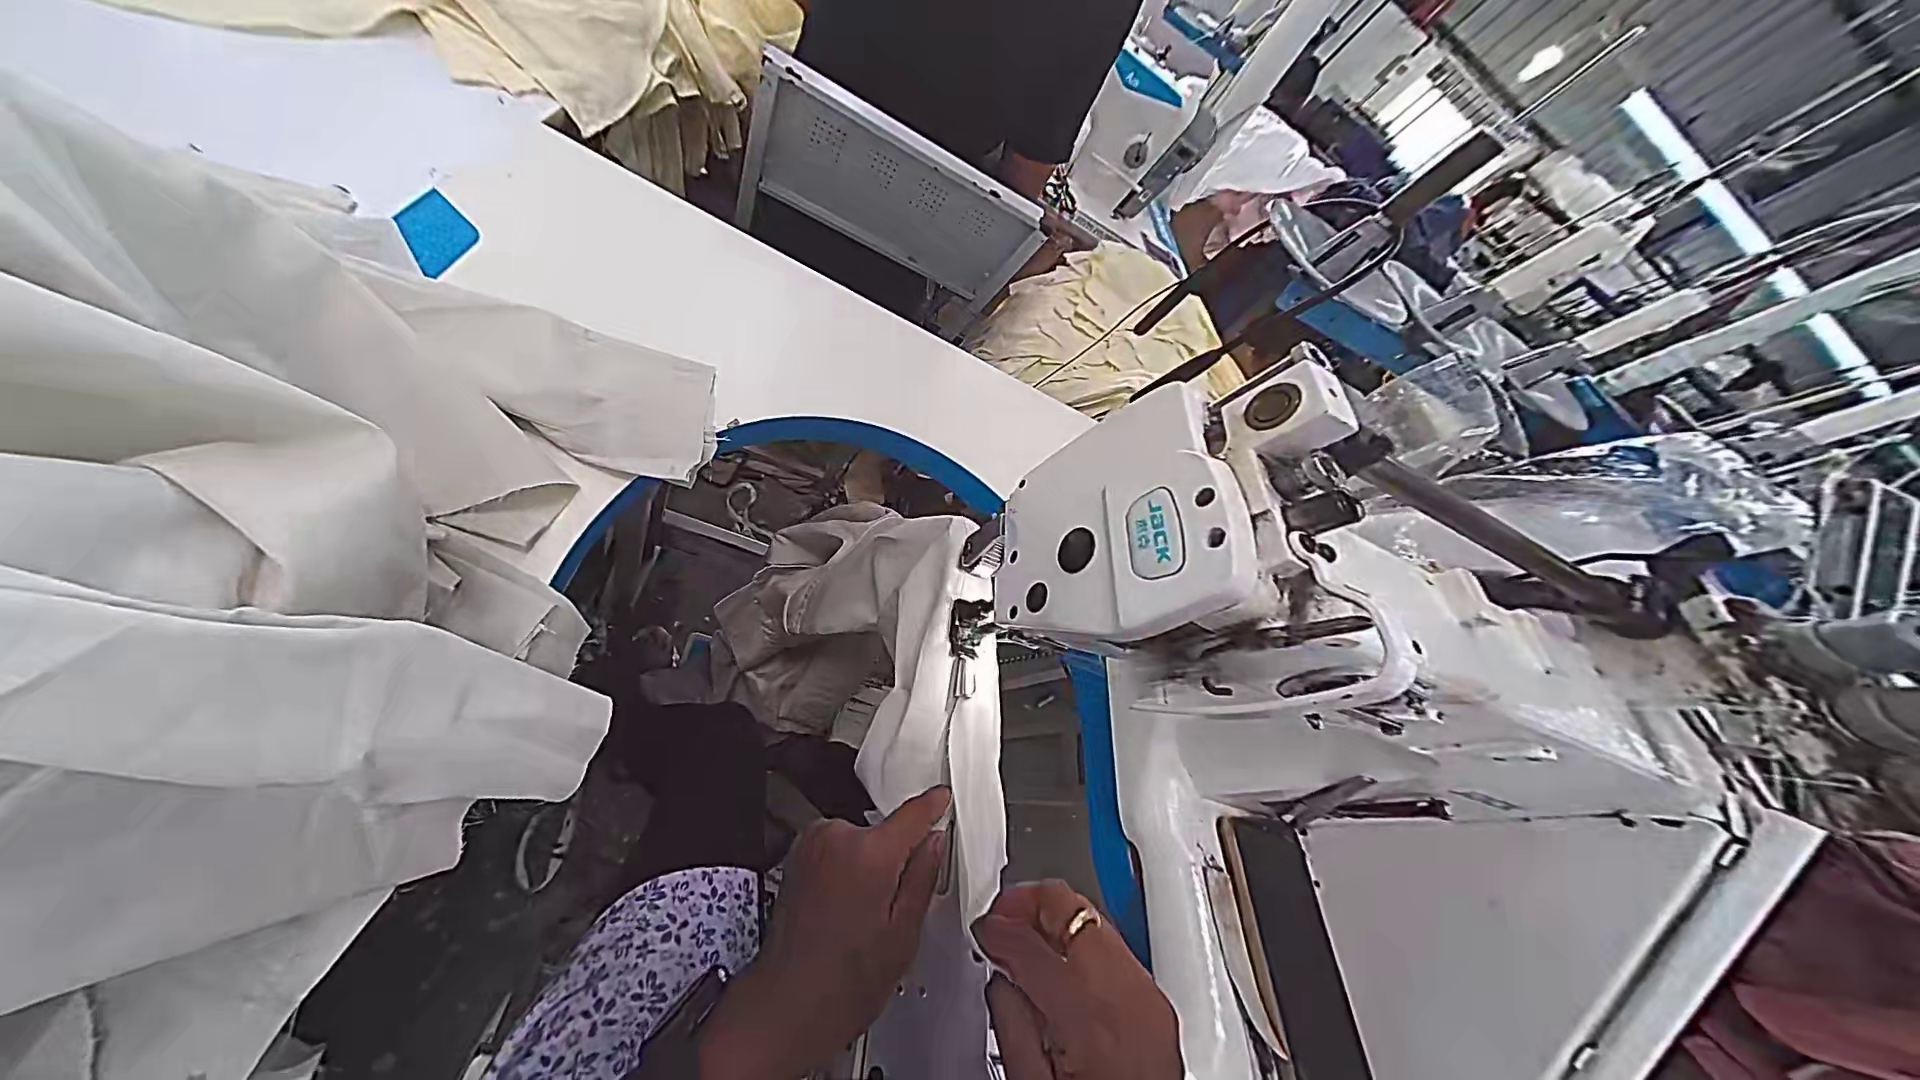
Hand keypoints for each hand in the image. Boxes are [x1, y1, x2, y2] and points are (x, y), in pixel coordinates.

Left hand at [698, 787, 950, 1079]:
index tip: (941, 800)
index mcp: (870, 854)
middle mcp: (837, 839)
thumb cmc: (839, 984)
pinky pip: (835, 844)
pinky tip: (840, 905)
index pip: (913, 813)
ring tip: (859, 910)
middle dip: (895, 855)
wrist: (786, 1004)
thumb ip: (923, 877)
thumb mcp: (902, 934)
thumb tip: (933, 845)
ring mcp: (813, 844)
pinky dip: (843, 864)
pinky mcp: (797, 854)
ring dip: (866, 860)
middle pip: (884, 830)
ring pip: (859, 838)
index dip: (933, 805)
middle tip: (891, 900)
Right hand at [975, 881, 1183, 1079]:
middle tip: (1002, 917)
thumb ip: (1011, 1021)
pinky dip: (1083, 941)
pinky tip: (1061, 960)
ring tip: (1027, 935)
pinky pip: (1113, 947)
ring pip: (1093, 917)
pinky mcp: (1158, 1003)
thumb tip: (1001, 975)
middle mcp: (1123, 994)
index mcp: (1086, 1017)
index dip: (996, 928)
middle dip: (1028, 903)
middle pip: (1069, 906)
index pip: (1029, 944)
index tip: (983, 928)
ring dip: (1055, 917)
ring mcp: (1146, 995)